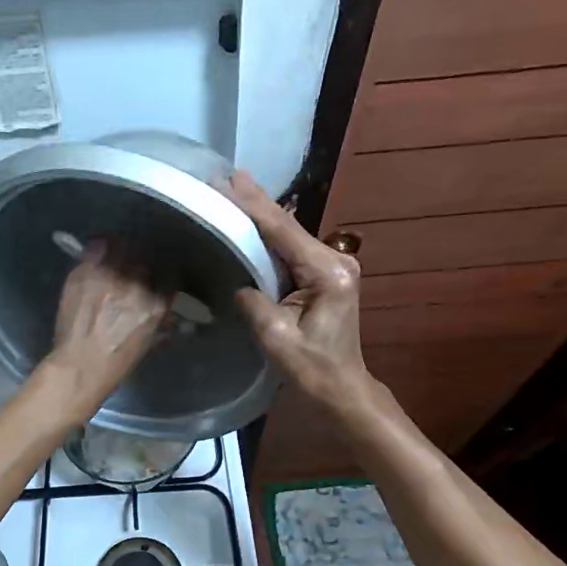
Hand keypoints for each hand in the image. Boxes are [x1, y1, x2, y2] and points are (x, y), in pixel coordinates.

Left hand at [40, 243, 168, 420]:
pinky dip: (99, 248)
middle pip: (145, 262)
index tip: (159, 280)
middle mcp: (134, 286)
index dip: (165, 278)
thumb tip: (167, 315)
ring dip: (121, 253)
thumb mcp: (146, 344)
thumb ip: (159, 322)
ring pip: (122, 249)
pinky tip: (99, 252)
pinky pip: (96, 248)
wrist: (78, 367)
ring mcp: (107, 277)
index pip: (170, 279)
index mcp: (155, 306)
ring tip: (116, 258)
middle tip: (133, 273)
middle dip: (142, 267)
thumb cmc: (114, 364)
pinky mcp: (84, 273)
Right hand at [224, 171, 371, 403]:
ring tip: (232, 195)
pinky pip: (291, 251)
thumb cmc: (311, 368)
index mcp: (327, 273)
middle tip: (227, 178)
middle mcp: (335, 261)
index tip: (231, 179)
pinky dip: (269, 237)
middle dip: (257, 203)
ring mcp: (333, 267)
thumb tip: (239, 282)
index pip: (284, 232)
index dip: (255, 206)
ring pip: (289, 236)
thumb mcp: (276, 337)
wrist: (340, 387)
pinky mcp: (325, 277)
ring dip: (261, 217)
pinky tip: (250, 224)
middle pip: (289, 227)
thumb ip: (254, 302)